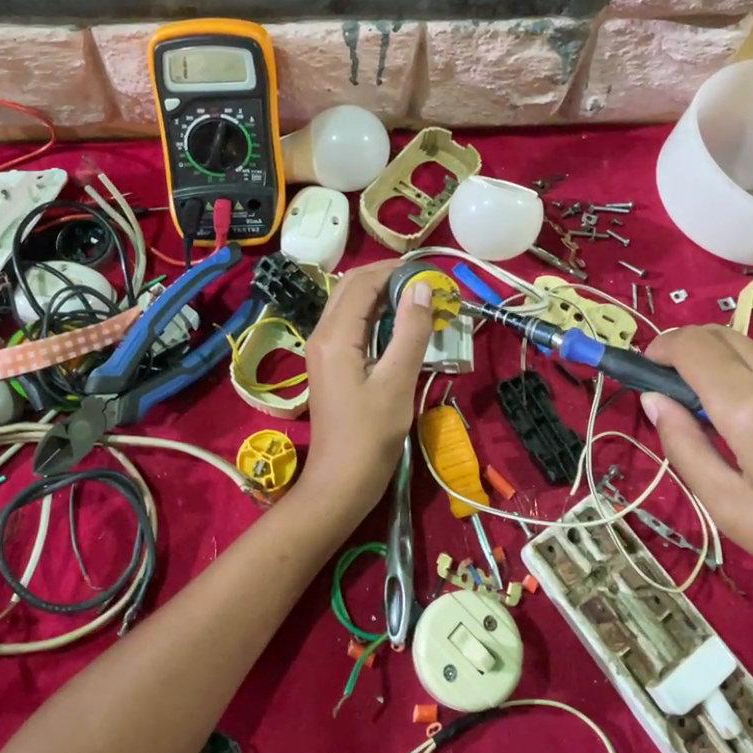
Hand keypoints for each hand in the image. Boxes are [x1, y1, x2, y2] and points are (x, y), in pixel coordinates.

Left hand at [298, 260, 433, 515]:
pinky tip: (398, 325)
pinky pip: (349, 324)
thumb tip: (421, 287)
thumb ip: (410, 332)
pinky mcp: (329, 364)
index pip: (363, 283)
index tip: (430, 271)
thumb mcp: (397, 382)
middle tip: (424, 282)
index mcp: (335, 335)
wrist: (340, 482)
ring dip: (380, 294)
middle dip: (386, 277)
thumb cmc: (370, 436)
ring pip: (348, 304)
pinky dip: (373, 315)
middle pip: (350, 287)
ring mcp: (322, 349)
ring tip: (417, 299)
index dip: (395, 270)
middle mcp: (322, 334)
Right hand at [638, 326, 752, 681]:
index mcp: (750, 403)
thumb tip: (656, 401)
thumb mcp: (737, 513)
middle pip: (721, 335)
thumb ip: (686, 449)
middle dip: (686, 350)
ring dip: (726, 368)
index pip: (689, 345)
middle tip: (673, 393)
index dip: (658, 348)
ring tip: (726, 426)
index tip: (642, 369)